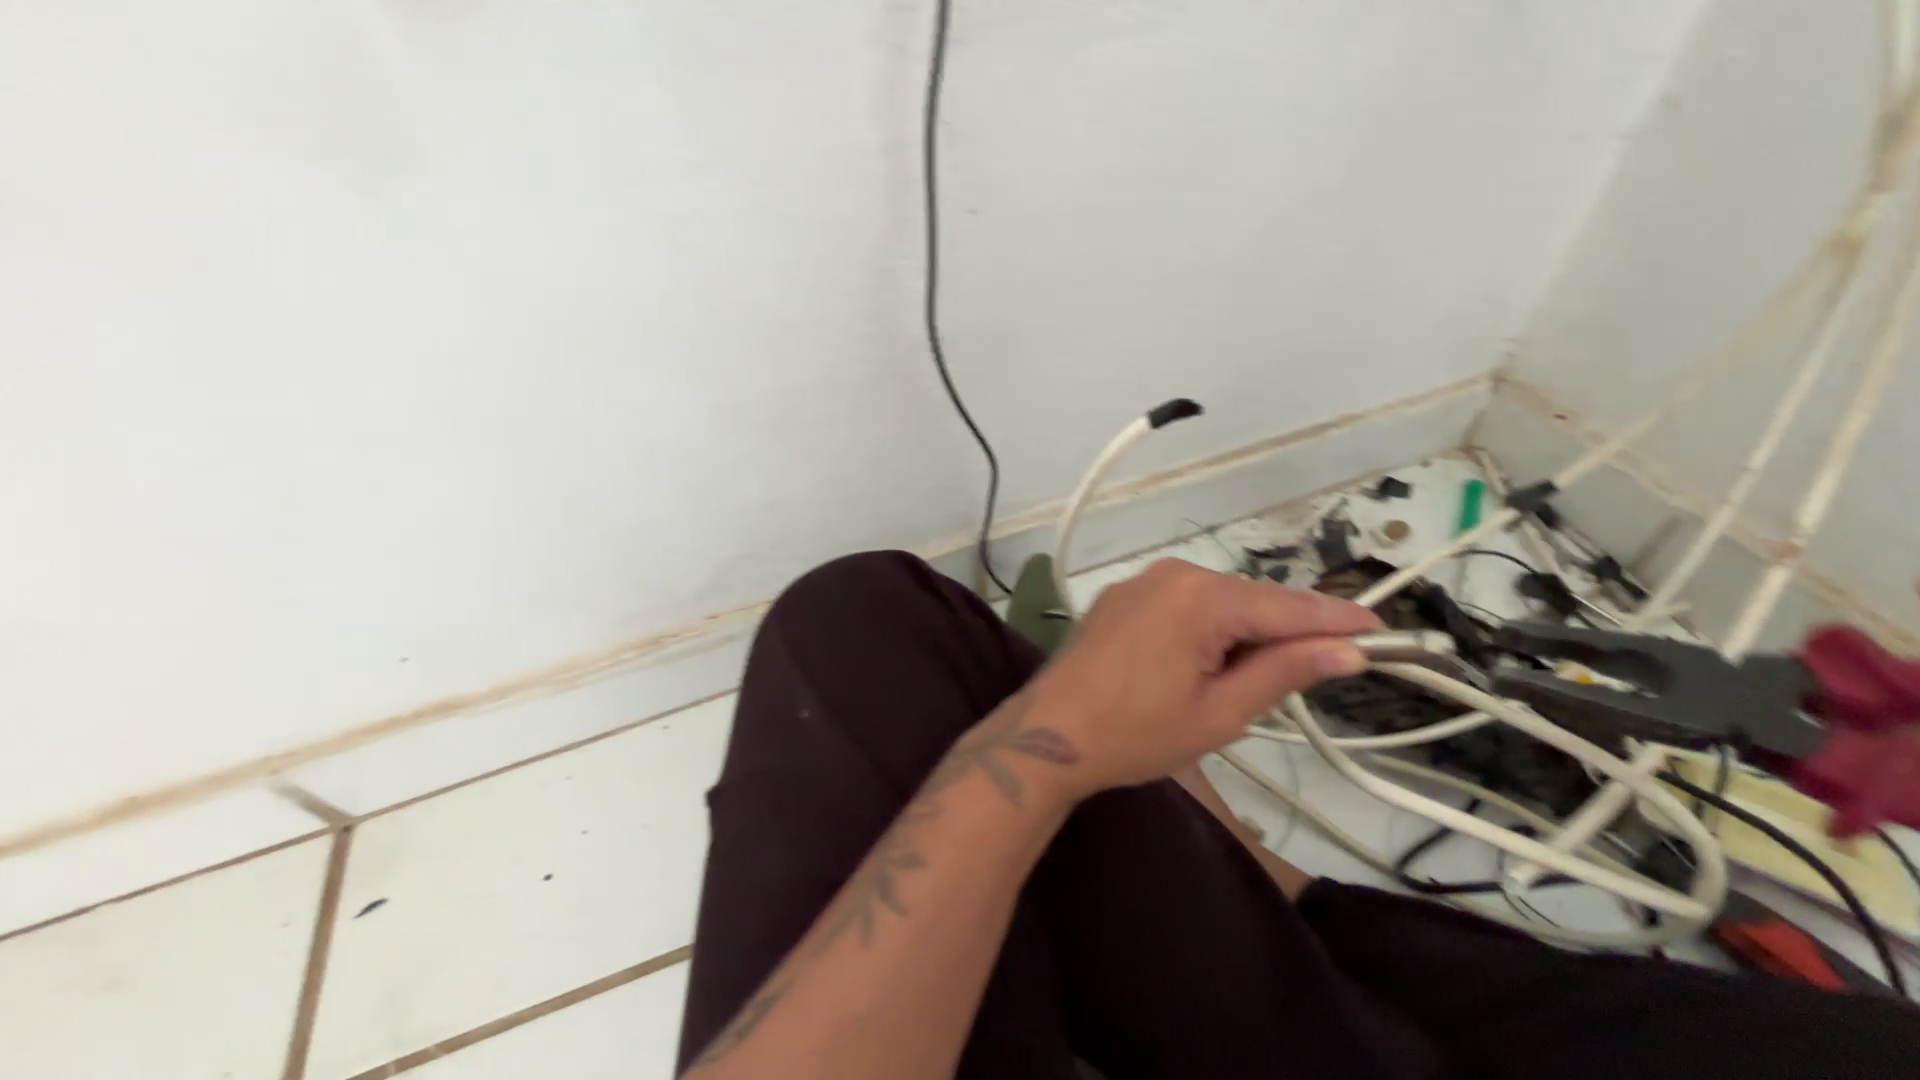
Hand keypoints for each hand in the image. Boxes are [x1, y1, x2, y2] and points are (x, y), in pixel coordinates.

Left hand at [1024, 559, 1381, 797]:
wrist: (1047, 737)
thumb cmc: (1135, 734)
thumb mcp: (1220, 712)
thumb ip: (1283, 672)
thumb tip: (1346, 651)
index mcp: (1201, 597)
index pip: (1287, 606)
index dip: (1337, 621)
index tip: (1383, 631)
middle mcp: (1172, 574)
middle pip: (1252, 600)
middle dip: (1287, 631)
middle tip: (1324, 667)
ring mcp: (1141, 582)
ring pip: (1218, 601)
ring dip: (1245, 632)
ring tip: (1255, 678)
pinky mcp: (1121, 598)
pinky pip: (1183, 603)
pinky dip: (1208, 626)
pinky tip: (1209, 660)